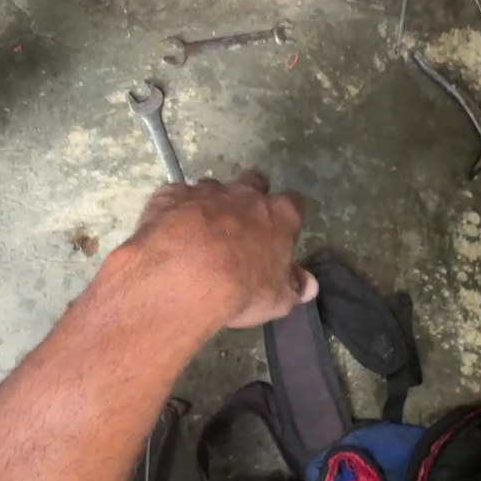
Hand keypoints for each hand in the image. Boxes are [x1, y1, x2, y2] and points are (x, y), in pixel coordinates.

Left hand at [116, 173, 318, 329]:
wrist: (184, 277)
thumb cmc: (241, 290)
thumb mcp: (276, 299)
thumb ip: (294, 287)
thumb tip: (309, 285)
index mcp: (278, 215)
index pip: (294, 203)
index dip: (289, 215)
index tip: (283, 230)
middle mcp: (244, 195)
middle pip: (254, 182)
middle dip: (251, 195)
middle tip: (243, 222)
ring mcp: (205, 192)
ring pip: (212, 187)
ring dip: (211, 203)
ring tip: (202, 229)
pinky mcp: (171, 196)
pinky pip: (175, 195)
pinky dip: (176, 208)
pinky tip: (170, 228)